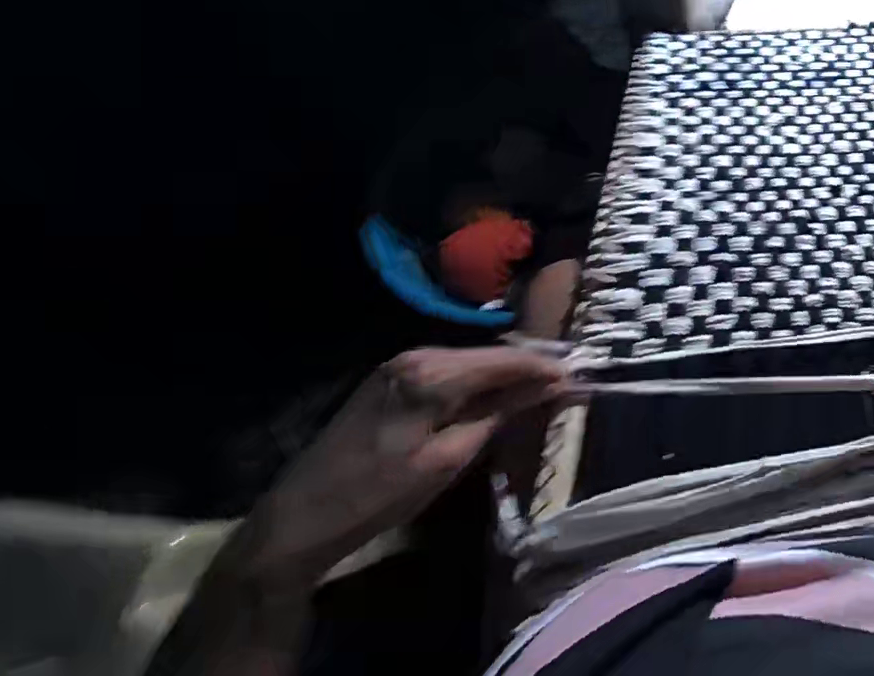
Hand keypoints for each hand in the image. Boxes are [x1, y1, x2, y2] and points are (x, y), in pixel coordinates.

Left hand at [230, 347, 567, 587]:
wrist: (296, 519)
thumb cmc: (377, 494)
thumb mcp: (448, 459)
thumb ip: (499, 414)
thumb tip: (546, 387)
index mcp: (432, 373)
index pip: (503, 361)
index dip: (542, 368)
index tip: (576, 375)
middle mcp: (418, 355)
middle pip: (488, 355)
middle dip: (526, 367)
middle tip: (562, 381)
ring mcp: (401, 363)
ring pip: (470, 361)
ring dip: (502, 373)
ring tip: (537, 386)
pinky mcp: (392, 376)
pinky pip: (448, 369)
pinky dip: (476, 379)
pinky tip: (494, 392)